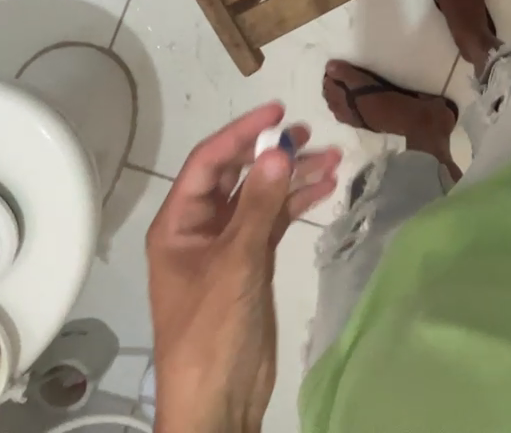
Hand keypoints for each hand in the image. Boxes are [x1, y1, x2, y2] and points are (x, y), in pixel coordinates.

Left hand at [147, 103, 340, 431]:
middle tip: (308, 134)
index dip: (241, 133)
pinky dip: (299, 202)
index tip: (277, 112)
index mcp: (179, 224)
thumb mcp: (235, 263)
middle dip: (271, 153)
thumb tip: (277, 150)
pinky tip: (325, 186)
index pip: (208, 163)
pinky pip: (276, 219)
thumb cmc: (211, 331)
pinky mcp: (253, 261)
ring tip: (331, 156)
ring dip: (293, 176)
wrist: (218, 400)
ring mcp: (229, 244)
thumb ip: (259, 205)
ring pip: (262, 195)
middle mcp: (202, 227)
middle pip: (238, 175)